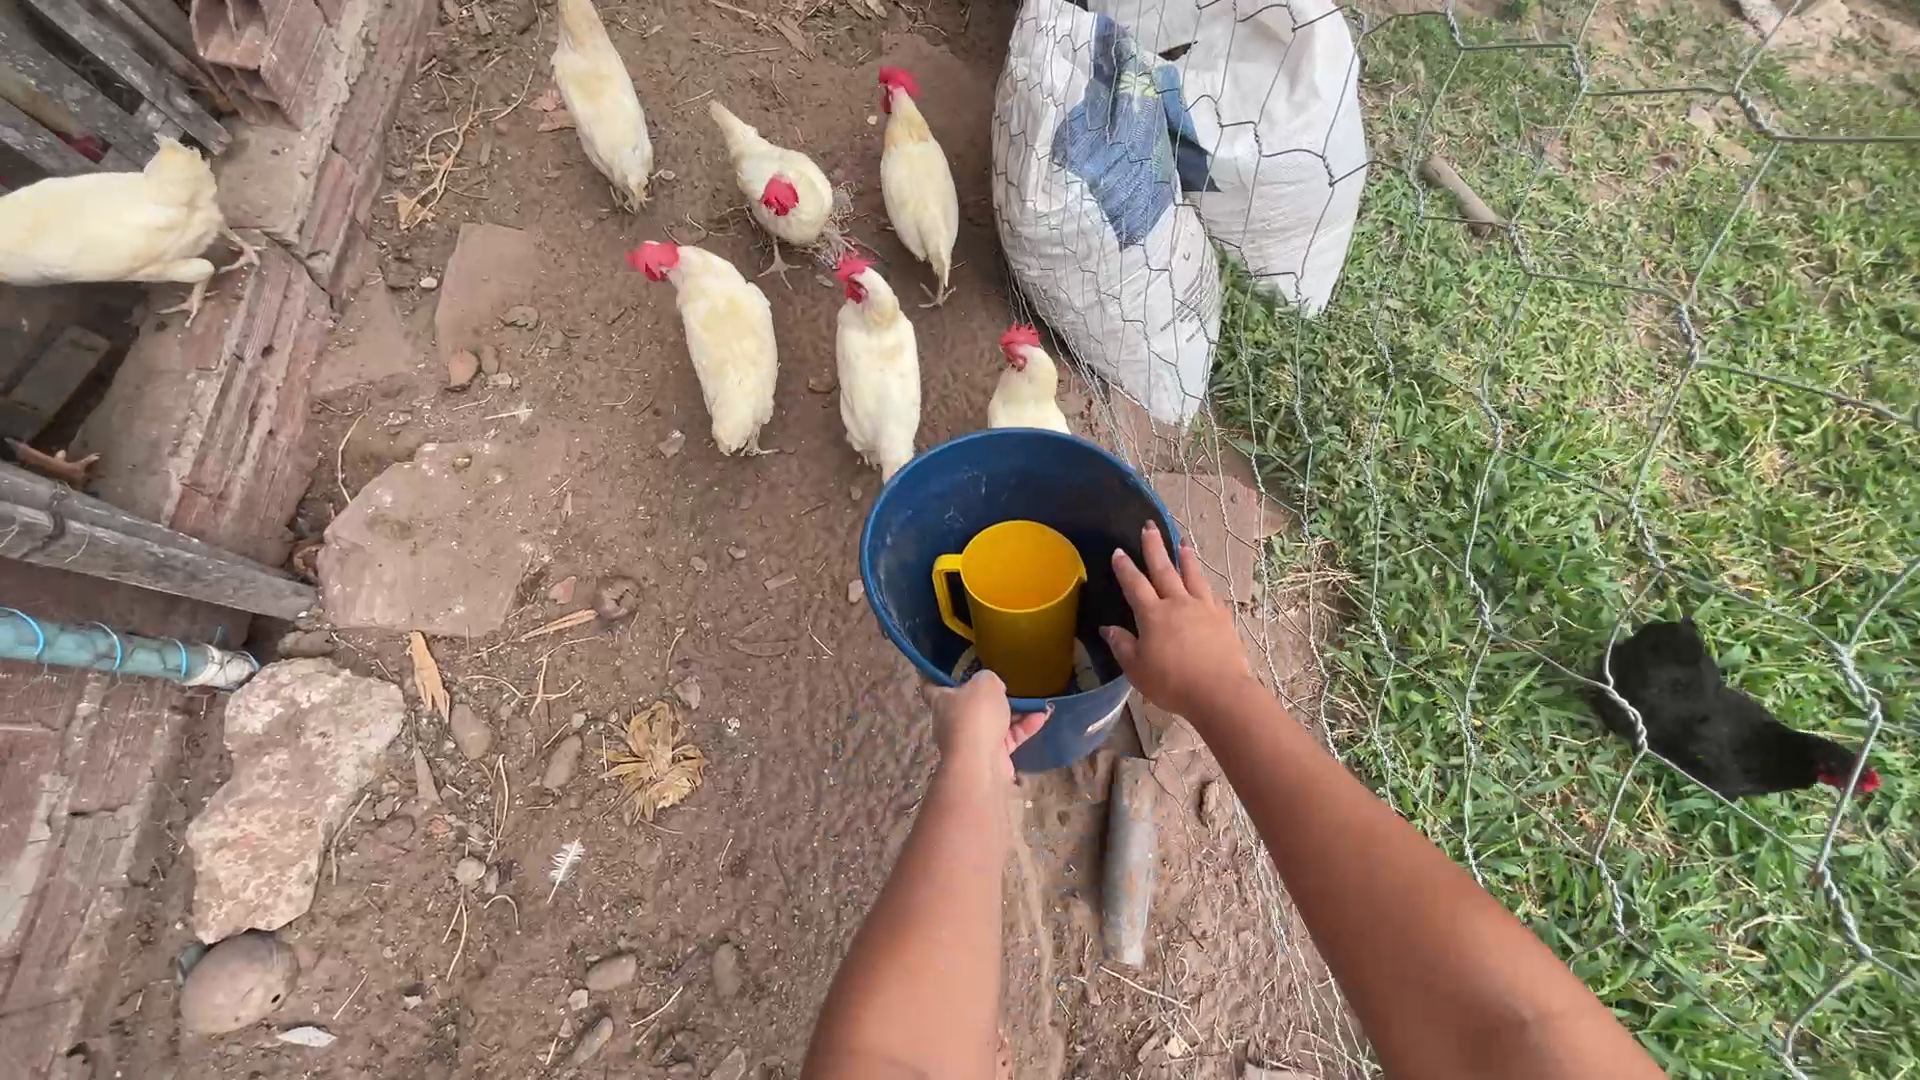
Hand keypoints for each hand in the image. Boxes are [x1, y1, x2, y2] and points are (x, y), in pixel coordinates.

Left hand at [923, 671, 1049, 780]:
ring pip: (994, 721)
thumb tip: (992, 686)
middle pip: (969, 703)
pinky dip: (1025, 727)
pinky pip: (1009, 737)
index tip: (947, 667)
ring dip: (1015, 711)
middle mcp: (953, 721)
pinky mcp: (992, 756)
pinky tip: (1043, 715)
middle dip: (988, 695)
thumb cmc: (975, 716)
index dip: (937, 676)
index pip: (931, 686)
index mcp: (941, 701)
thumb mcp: (985, 683)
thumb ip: (988, 678)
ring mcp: (972, 740)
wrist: (981, 763)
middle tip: (1006, 682)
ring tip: (1034, 698)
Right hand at [1102, 522, 1254, 720]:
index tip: (1118, 551)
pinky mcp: (1222, 619)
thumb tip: (1108, 629)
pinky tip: (1204, 584)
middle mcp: (1177, 603)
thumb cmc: (1172, 683)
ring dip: (1185, 558)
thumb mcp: (1137, 669)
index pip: (1134, 584)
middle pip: (1164, 569)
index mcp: (1153, 614)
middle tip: (1150, 526)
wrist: (1220, 692)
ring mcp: (1203, 608)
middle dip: (1154, 547)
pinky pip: (1210, 595)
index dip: (1125, 567)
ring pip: (1192, 576)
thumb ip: (1122, 646)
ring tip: (1183, 542)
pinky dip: (1204, 585)